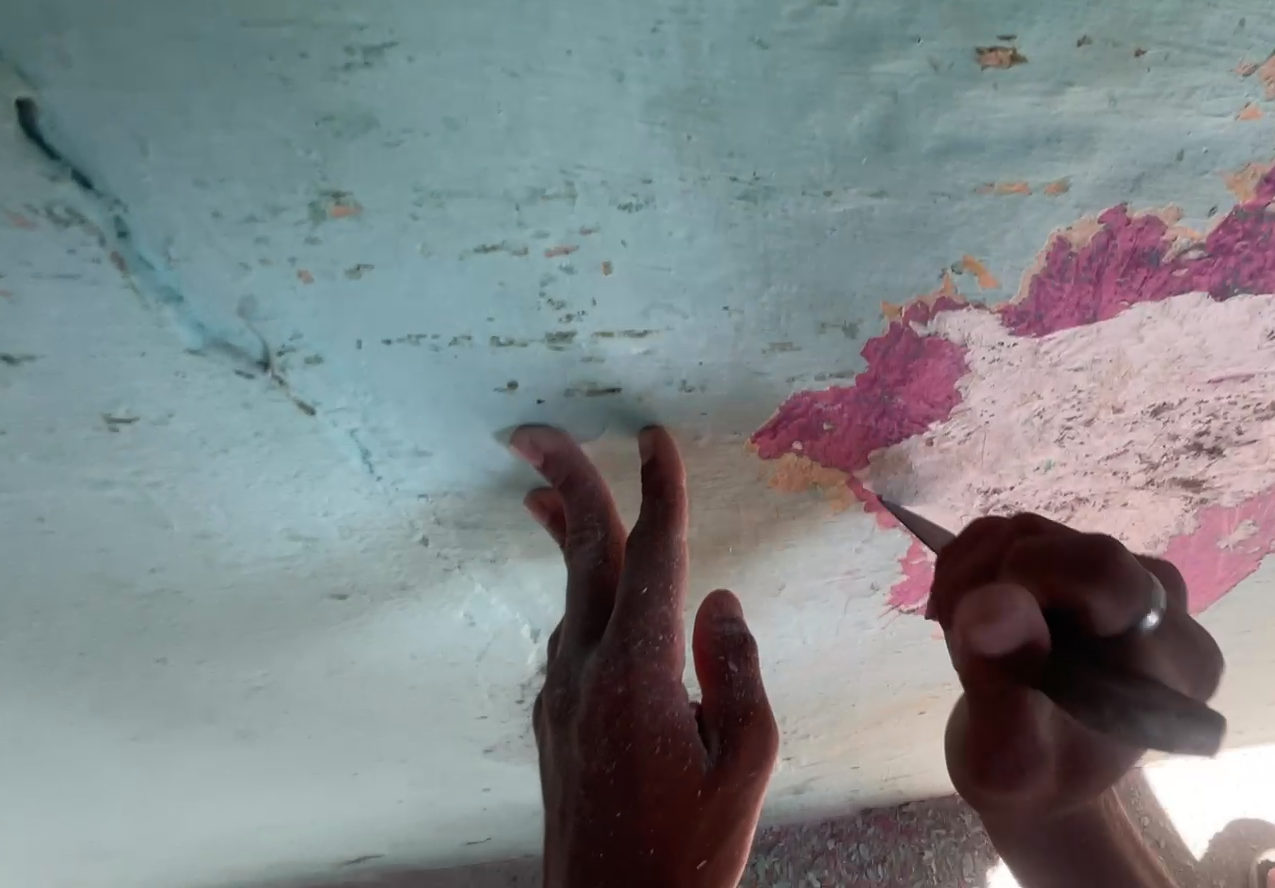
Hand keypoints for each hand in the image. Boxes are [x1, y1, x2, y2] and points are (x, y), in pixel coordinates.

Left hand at [512, 425, 777, 887]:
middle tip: (526, 430)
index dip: (658, 489)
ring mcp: (560, 696)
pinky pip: (571, 630)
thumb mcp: (747, 760)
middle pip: (582, 555)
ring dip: (562, 531)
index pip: (654, 556)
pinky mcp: (554, 719)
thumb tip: (719, 601)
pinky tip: (590, 583)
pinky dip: (578, 586)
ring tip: (543, 488)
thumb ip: (736, 668)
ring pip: (569, 590)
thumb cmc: (691, 851)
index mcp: (638, 674)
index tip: (653, 436)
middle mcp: (586, 671)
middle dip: (563, 481)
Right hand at [929, 514, 1222, 886]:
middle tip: (968, 646)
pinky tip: (973, 619)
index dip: (1031, 580)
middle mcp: (1160, 600)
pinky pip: (1004, 531)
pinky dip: (968, 568)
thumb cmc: (1032, 778)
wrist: (1032, 764)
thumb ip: (1003, 683)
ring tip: (972, 645)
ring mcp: (1110, 568)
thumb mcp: (1007, 760)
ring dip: (971, 582)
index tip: (986, 631)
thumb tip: (990, 603)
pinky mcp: (1074, 552)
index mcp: (1174, 655)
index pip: (1103, 571)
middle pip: (1058, 545)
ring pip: (1023, 533)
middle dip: (989, 586)